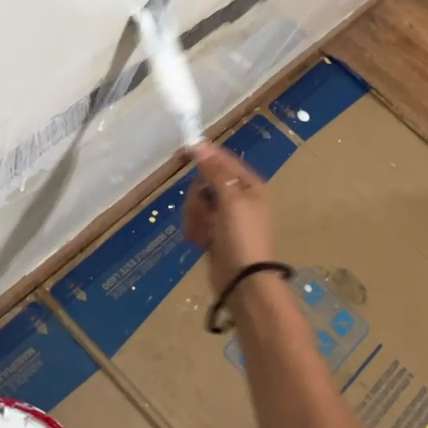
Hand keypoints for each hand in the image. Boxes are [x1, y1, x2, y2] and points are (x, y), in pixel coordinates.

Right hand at [181, 142, 276, 294]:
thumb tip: (200, 146)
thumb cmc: (242, 237)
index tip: (180, 155)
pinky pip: (196, 222)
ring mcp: (225, 216)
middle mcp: (238, 197)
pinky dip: (196, 231)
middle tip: (202, 212)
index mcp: (248, 184)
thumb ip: (214, 172)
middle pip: (204, 183)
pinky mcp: (214, 233)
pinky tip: (202, 243)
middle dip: (197, 199)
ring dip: (194, 218)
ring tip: (203, 234)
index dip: (202, 155)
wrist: (243, 280)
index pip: (221, 159)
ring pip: (196, 204)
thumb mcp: (230, 200)